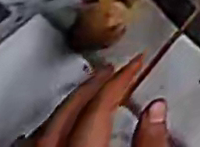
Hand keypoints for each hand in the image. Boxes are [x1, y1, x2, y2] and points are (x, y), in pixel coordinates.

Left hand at [34, 54, 167, 146]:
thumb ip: (149, 141)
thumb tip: (156, 109)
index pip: (99, 105)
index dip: (121, 78)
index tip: (136, 61)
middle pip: (67, 113)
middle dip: (93, 86)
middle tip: (113, 69)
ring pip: (43, 131)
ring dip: (66, 107)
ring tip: (84, 92)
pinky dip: (44, 132)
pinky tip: (52, 129)